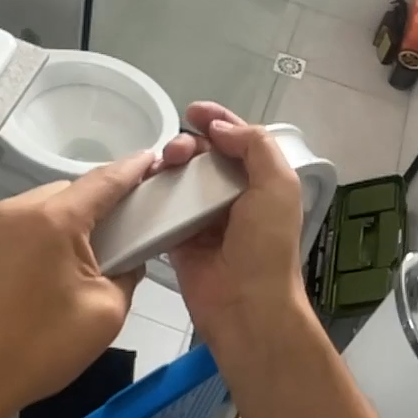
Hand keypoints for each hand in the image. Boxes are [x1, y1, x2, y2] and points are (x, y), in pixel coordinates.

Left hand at [0, 152, 152, 417]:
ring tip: (57, 271)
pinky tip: (19, 281)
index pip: (103, 182)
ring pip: (29, 210)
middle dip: (89, 211)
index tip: (150, 160)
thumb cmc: (39, 352)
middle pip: (64, 194)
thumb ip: (127, 273)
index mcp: (53, 221)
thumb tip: (126, 258)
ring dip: (51, 226)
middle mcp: (10, 211)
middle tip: (106, 245)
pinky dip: (18, 242)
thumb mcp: (106, 314)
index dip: (131, 170)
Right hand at [158, 103, 309, 348]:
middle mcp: (232, 197)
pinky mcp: (177, 239)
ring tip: (160, 166)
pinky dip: (150, 194)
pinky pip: (160, 209)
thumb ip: (255, 146)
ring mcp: (203, 218)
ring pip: (180, 179)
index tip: (193, 110)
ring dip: (167, 166)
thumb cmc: (267, 246)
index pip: (238, 141)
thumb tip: (219, 128)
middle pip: (204, 157)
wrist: (246, 306)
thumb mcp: (278, 185)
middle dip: (189, 144)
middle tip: (177, 151)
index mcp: (261, 182)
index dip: (218, 120)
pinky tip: (140, 184)